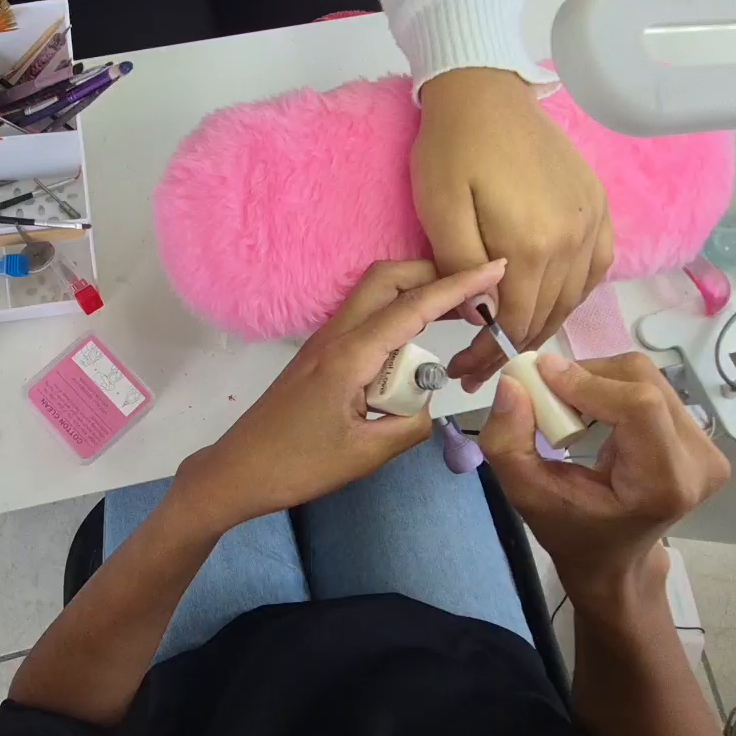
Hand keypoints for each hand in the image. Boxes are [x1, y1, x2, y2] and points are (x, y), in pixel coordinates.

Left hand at [176, 259, 506, 526]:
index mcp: (350, 355)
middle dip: (433, 274)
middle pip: (387, 279)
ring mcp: (323, 341)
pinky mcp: (318, 354)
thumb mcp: (367, 453)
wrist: (239, 469)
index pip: (413, 306)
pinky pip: (363, 319)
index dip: (459, 284)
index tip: (497, 266)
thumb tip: (430, 402)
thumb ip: (411, 423)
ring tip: (457, 317)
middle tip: (476, 297)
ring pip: (372, 295)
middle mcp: (336, 335)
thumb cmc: (299, 465)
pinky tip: (413, 345)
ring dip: (414, 295)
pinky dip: (394, 317)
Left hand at [414, 68, 613, 389]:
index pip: (515, 322)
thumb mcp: (439, 211)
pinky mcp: (598, 205)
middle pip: (547, 316)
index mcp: (532, 245)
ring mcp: (593, 221)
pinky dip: (575, 294)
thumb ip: (461, 268)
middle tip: (479, 370)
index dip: (490, 355)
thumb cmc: (451, 150)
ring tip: (509, 342)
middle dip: (511, 350)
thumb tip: (482, 315)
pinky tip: (552, 301)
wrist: (483, 93)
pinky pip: (598, 267)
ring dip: (543, 325)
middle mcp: (574, 239)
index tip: (465, 373)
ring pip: (574, 298)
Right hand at [479, 353, 728, 607]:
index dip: (586, 381)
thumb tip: (512, 382)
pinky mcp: (699, 435)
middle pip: (642, 382)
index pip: (638, 406)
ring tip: (565, 404)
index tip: (538, 375)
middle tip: (545, 394)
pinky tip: (588, 409)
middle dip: (585, 376)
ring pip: (646, 376)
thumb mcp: (524, 493)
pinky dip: (609, 385)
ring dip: (595, 378)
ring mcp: (707, 446)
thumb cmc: (569, 530)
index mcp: (662, 483)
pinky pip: (650, 386)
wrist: (613, 558)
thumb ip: (507, 440)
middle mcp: (698, 461)